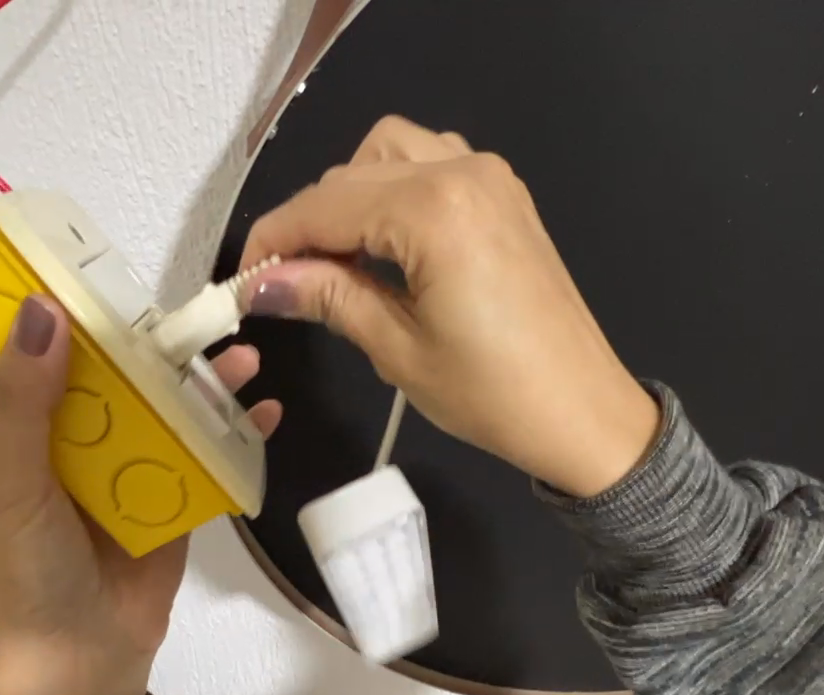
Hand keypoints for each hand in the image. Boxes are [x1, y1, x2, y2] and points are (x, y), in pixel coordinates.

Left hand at [0, 296, 279, 694]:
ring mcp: (135, 473)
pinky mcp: (176, 504)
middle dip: (159, 345)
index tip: (106, 269)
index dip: (73, 312)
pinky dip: (236, 438)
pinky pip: (206, 460)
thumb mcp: (11, 485)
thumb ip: (22, 405)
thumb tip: (47, 313)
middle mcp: (85, 443)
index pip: (50, 357)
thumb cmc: (32, 572)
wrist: (82, 661)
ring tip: (244, 361)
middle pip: (124, 378)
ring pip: (171, 413)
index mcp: (33, 433)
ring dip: (207, 386)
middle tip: (199, 317)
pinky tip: (264, 417)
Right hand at [239, 116, 657, 497]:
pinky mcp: (504, 195)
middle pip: (353, 174)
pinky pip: (430, 165)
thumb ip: (329, 298)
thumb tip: (261, 283)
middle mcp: (462, 171)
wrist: (581, 411)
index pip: (326, 206)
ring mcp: (490, 176)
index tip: (243, 281)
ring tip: (336, 264)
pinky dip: (393, 192)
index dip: (273, 241)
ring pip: (390, 154)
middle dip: (309, 224)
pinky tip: (386, 245)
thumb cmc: (491, 395)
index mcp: (434, 211)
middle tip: (287, 285)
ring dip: (351, 199)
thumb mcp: (399, 350)